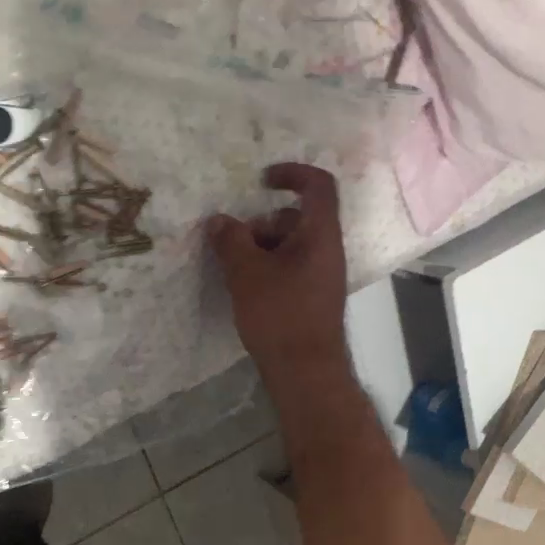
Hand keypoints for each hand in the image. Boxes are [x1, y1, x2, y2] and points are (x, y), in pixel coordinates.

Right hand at [207, 163, 353, 391]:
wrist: (305, 371)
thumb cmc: (280, 315)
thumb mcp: (247, 274)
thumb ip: (231, 241)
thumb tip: (218, 220)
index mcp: (320, 234)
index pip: (317, 186)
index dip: (292, 174)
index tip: (261, 180)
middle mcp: (327, 250)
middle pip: (297, 218)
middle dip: (262, 223)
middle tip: (234, 241)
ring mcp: (321, 276)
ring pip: (290, 246)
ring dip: (261, 248)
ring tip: (233, 270)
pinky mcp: (312, 299)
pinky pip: (290, 269)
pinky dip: (268, 269)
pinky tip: (245, 289)